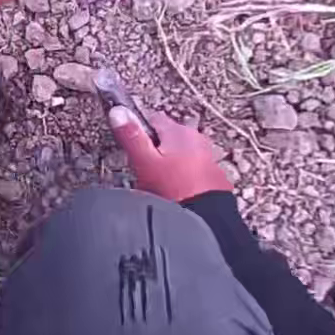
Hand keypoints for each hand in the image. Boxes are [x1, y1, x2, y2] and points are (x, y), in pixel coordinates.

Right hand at [108, 107, 232, 202]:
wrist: (207, 223)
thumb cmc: (176, 192)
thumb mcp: (145, 163)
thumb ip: (131, 136)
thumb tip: (118, 112)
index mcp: (179, 132)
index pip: (152, 119)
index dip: (139, 131)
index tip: (132, 146)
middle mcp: (198, 141)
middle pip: (168, 139)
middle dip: (156, 152)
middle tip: (144, 172)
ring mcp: (209, 160)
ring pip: (182, 157)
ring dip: (171, 167)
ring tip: (159, 188)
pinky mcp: (216, 180)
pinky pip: (193, 175)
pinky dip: (184, 181)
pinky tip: (176, 196)